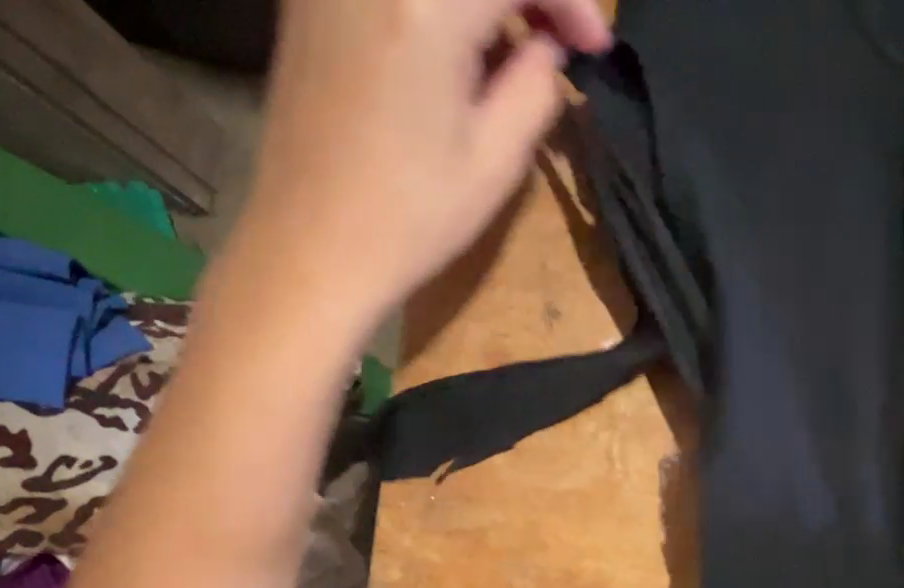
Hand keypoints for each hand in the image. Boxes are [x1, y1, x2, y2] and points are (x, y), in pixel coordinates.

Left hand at [225, 0, 612, 340]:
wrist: (309, 247)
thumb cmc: (410, 217)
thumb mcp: (496, 159)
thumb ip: (536, 84)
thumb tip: (548, 45)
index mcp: (424, 6)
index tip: (594, 47)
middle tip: (556, 38)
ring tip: (512, 45)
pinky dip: (439, 4)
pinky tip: (458, 43)